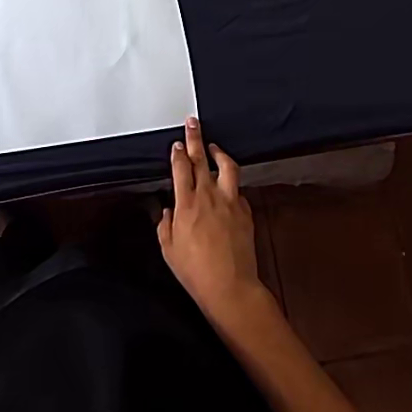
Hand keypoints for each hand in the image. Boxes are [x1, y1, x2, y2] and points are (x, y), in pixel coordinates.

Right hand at [158, 117, 267, 319]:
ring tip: (214, 147)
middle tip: (193, 124)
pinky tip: (227, 186)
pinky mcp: (245, 213)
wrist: (230, 288)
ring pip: (227, 167)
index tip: (177, 144)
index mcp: (186, 203)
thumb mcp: (168, 248)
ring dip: (219, 153)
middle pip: (201, 158)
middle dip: (195, 138)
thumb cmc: (197, 271)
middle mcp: (208, 197)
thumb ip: (165, 225)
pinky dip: (231, 184)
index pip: (181, 167)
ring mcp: (230, 203)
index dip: (179, 152)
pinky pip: (238, 190)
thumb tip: (168, 213)